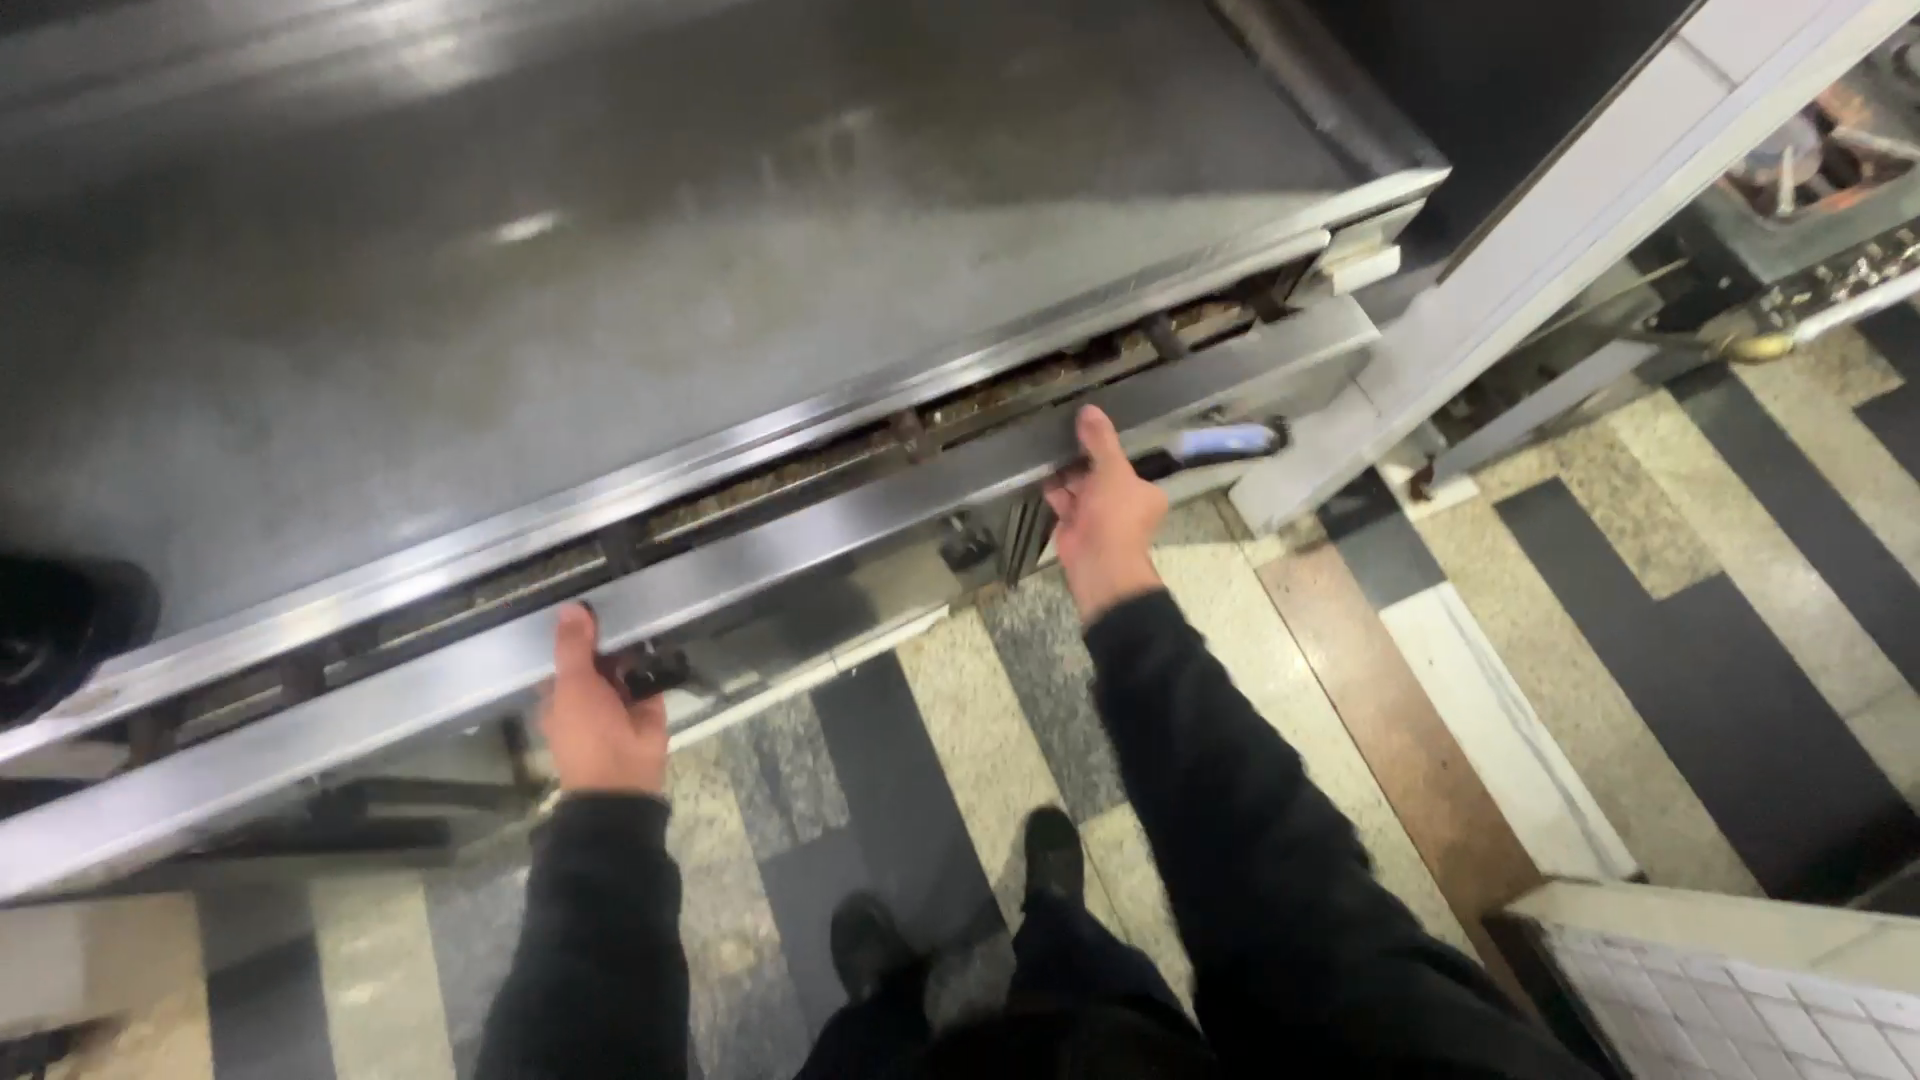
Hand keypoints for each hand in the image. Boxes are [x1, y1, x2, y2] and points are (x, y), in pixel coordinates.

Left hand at [541, 602, 668, 795]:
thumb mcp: (572, 684)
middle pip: (597, 658)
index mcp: (560, 694)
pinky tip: (660, 631)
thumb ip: (573, 647)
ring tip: (642, 606)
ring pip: (624, 665)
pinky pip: (651, 674)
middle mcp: (589, 694)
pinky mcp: (649, 702)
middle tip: (618, 596)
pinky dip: (655, 659)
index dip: (573, 632)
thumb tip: (570, 607)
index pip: (565, 657)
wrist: (623, 773)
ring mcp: (620, 698)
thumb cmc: (586, 730)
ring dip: (632, 645)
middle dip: (606, 635)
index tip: (585, 600)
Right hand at [1043, 405, 1166, 624]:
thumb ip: (1101, 440)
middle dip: (1082, 460)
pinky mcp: (1076, 526)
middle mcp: (1124, 504)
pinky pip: (1064, 501)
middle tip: (1064, 433)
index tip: (1089, 429)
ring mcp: (1099, 516)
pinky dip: (1054, 490)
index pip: (1126, 464)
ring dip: (1066, 474)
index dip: (1108, 449)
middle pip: (1100, 475)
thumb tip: (1089, 409)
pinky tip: (1041, 471)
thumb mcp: (1112, 469)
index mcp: (1144, 492)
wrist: (1098, 561)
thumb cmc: (1115, 513)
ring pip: (1080, 488)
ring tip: (1048, 447)